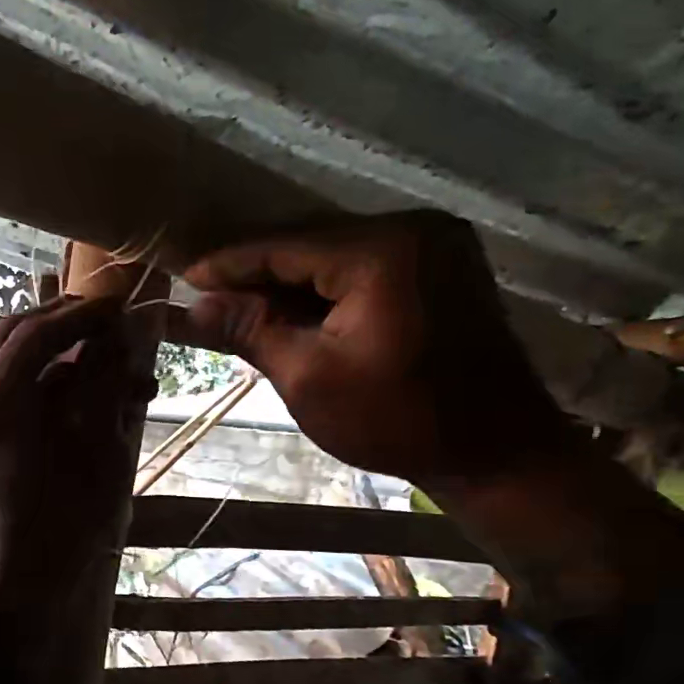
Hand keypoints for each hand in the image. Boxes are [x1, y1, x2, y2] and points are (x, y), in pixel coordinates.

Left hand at [0, 296, 154, 582]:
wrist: (39, 567)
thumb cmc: (74, 513)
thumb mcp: (99, 440)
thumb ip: (104, 378)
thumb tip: (118, 332)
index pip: (34, 335)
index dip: (80, 315)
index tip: (119, 305)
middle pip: (15, 334)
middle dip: (65, 320)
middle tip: (109, 316)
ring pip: (16, 355)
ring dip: (63, 348)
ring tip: (111, 353)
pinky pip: (18, 383)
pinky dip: (54, 376)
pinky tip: (94, 383)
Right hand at [173, 211, 567, 484]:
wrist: (497, 454)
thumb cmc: (398, 420)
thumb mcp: (309, 378)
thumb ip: (251, 331)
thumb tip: (197, 307)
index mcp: (382, 251)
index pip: (284, 246)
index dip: (229, 264)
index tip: (186, 278)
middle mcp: (413, 229)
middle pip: (311, 244)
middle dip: (258, 273)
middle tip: (209, 297)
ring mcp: (435, 245)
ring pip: (336, 256)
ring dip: (290, 282)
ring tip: (241, 305)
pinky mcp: (443, 267)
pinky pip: (365, 268)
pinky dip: (326, 289)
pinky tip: (294, 309)